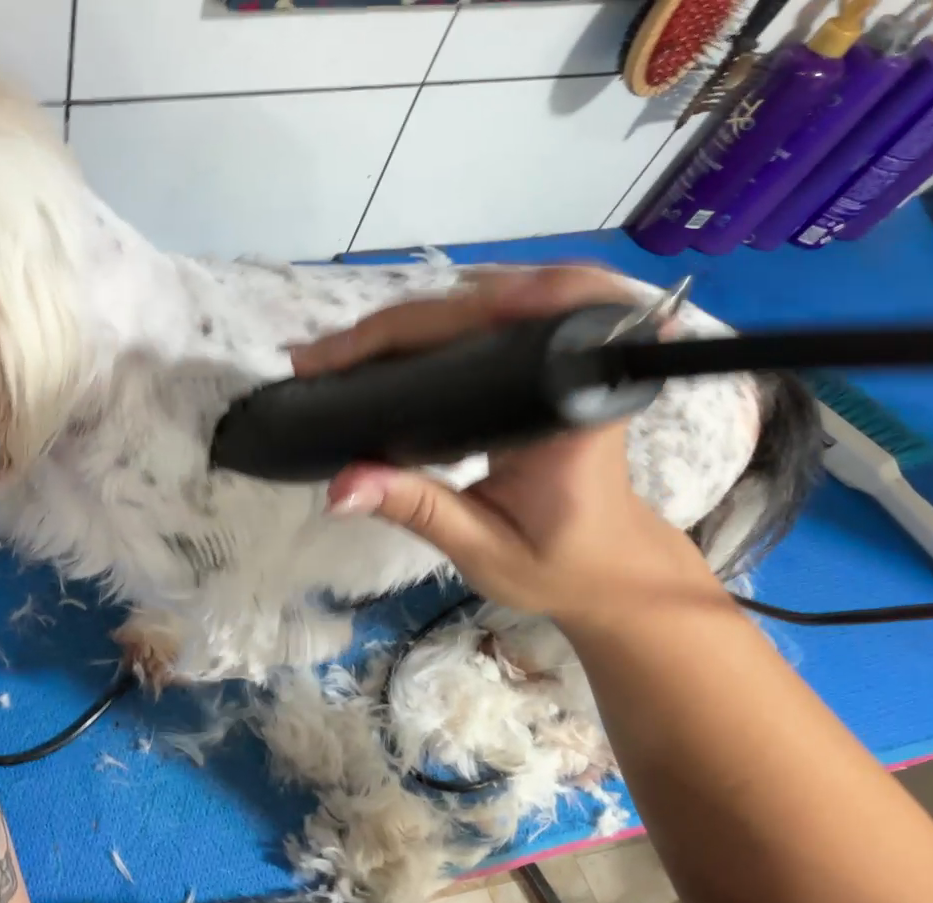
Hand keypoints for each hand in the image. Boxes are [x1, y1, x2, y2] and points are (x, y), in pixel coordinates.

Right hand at [296, 266, 726, 624]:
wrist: (612, 570)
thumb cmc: (561, 566)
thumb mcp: (485, 550)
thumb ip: (419, 511)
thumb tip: (339, 487)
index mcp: (575, 411)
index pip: (536, 325)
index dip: (479, 302)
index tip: (410, 323)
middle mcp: (571, 369)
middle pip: (488, 306)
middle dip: (398, 323)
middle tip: (319, 356)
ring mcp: (552, 363)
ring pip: (481, 307)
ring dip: (403, 321)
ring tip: (334, 352)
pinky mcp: (530, 371)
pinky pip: (475, 329)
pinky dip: (418, 331)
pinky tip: (371, 349)